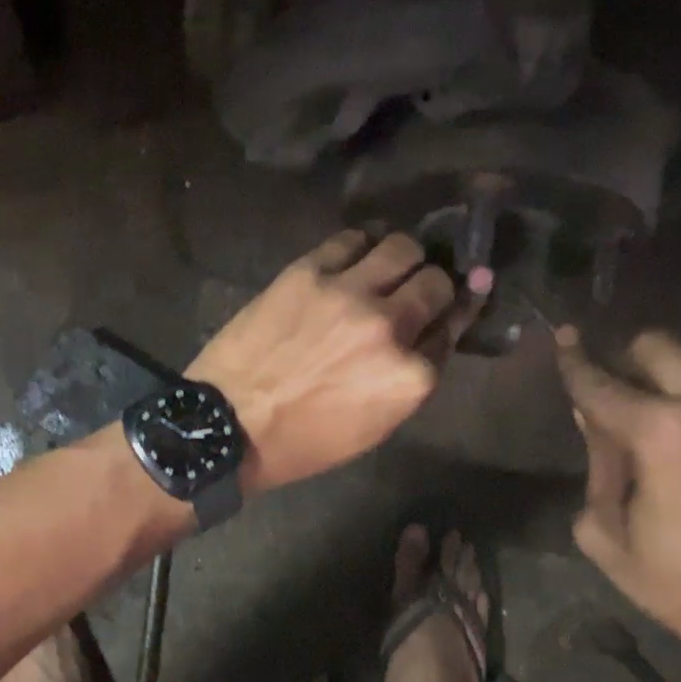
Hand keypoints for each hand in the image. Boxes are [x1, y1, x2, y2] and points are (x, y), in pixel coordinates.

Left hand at [187, 231, 481, 492]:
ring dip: (404, 257)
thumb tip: (431, 336)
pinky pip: (351, 238)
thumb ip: (409, 380)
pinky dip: (361, 245)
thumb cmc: (304, 443)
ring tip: (388, 267)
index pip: (451, 331)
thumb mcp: (374, 428)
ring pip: (402, 247)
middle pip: (437, 282)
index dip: (448, 321)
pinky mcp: (309, 271)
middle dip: (432, 286)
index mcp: (411, 377)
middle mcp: (391, 327)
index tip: (441, 315)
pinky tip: (355, 257)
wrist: (229, 425)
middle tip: (416, 291)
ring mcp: (350, 293)